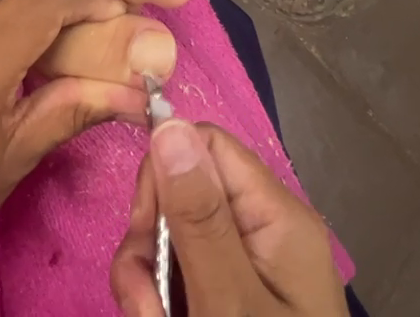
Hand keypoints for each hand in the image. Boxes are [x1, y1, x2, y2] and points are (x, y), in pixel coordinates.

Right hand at [112, 121, 347, 316]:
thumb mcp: (230, 306)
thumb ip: (199, 217)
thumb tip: (168, 121)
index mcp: (276, 216)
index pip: (204, 143)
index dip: (162, 173)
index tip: (143, 230)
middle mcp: (263, 231)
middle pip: (180, 192)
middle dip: (148, 241)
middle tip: (144, 301)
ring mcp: (246, 267)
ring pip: (170, 239)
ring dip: (145, 283)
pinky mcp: (230, 297)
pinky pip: (178, 276)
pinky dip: (158, 303)